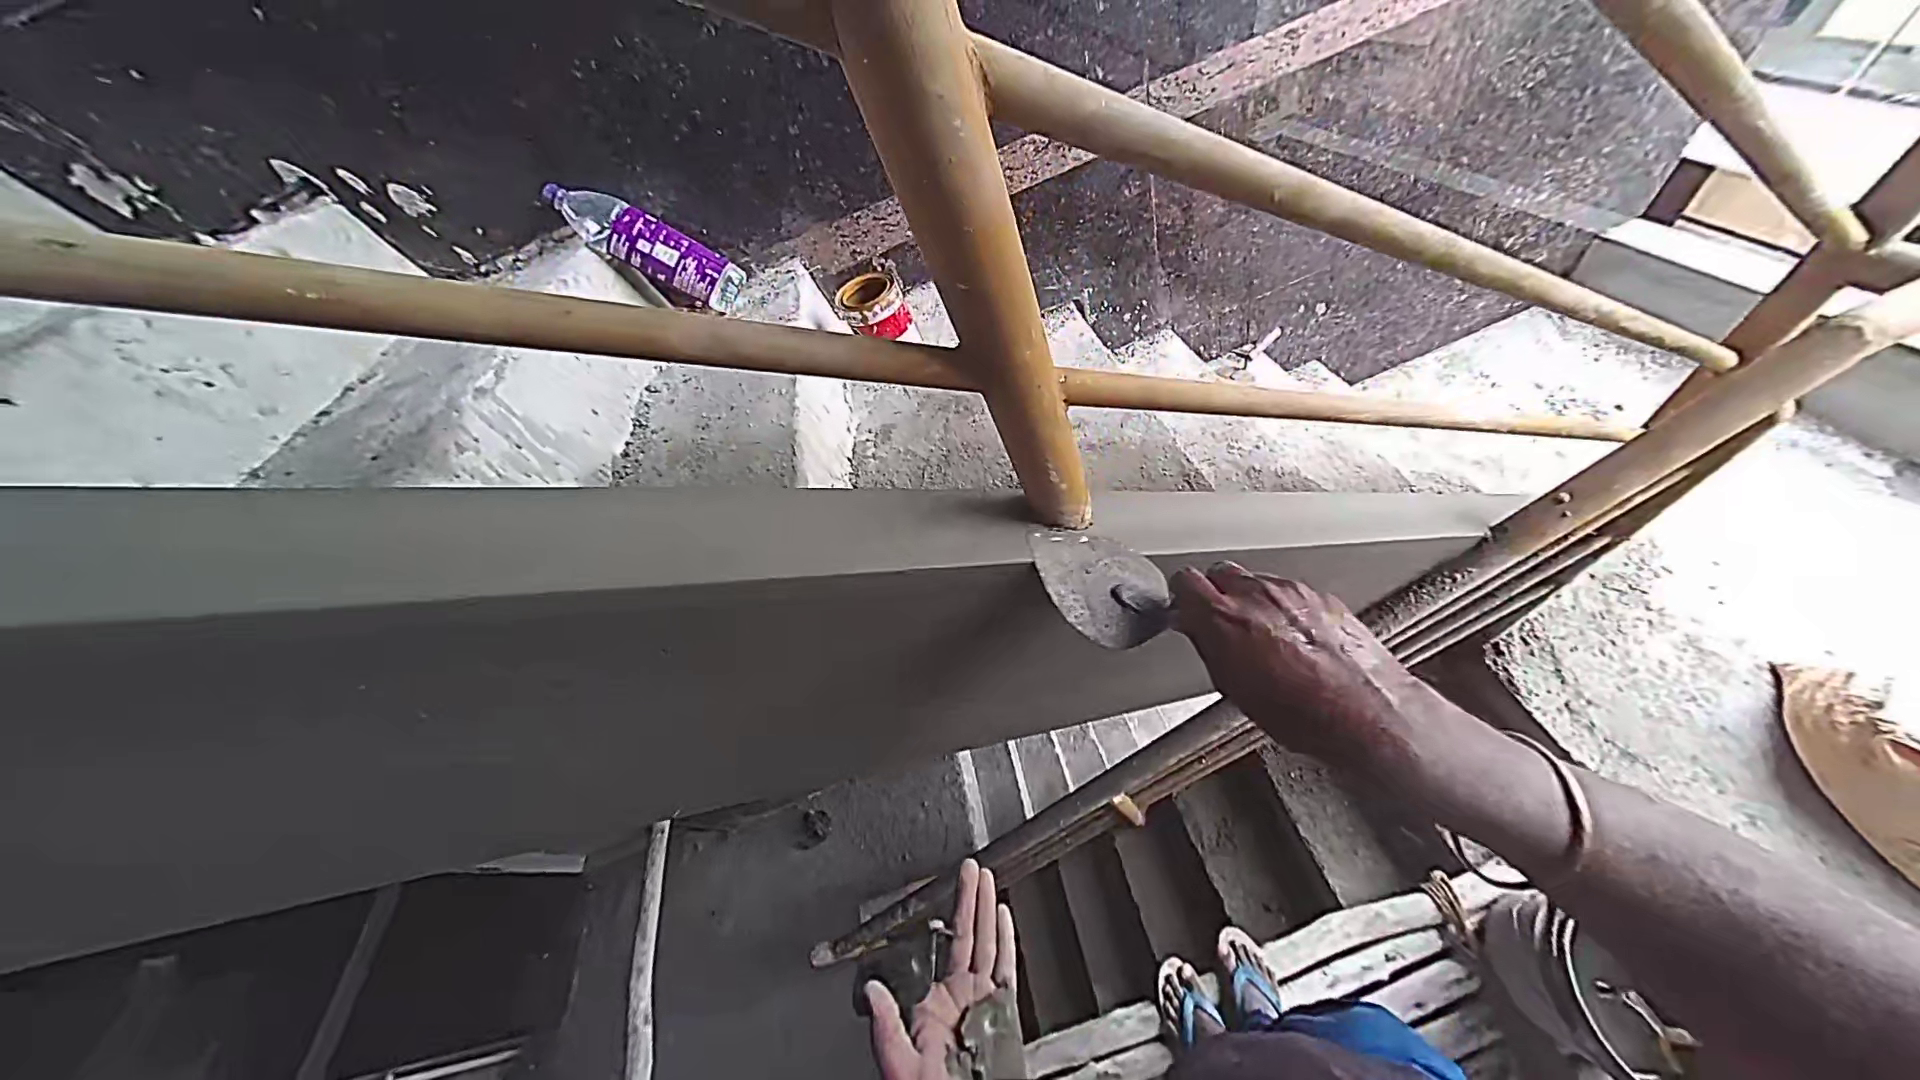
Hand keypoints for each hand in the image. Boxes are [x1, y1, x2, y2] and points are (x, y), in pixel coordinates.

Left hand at [864, 859, 1016, 1079]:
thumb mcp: (898, 1063)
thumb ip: (886, 1024)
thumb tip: (871, 986)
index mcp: (937, 1003)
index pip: (946, 943)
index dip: (952, 910)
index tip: (954, 883)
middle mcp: (961, 996)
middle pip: (971, 935)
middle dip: (972, 899)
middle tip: (975, 868)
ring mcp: (983, 1002)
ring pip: (990, 946)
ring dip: (990, 912)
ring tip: (990, 882)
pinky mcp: (1002, 1014)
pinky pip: (1008, 972)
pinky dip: (1009, 944)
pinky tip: (1006, 919)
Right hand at [1170, 563, 1428, 778]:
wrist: (1366, 713)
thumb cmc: (1303, 711)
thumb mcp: (1231, 686)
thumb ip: (1206, 645)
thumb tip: (1195, 629)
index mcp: (1224, 617)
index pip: (1186, 580)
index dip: (1183, 595)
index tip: (1187, 609)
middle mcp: (1256, 594)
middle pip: (1220, 573)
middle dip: (1217, 593)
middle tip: (1222, 620)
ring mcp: (1291, 591)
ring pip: (1255, 580)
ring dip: (1252, 600)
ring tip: (1264, 636)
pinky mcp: (1320, 595)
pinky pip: (1288, 591)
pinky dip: (1284, 607)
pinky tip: (1293, 638)